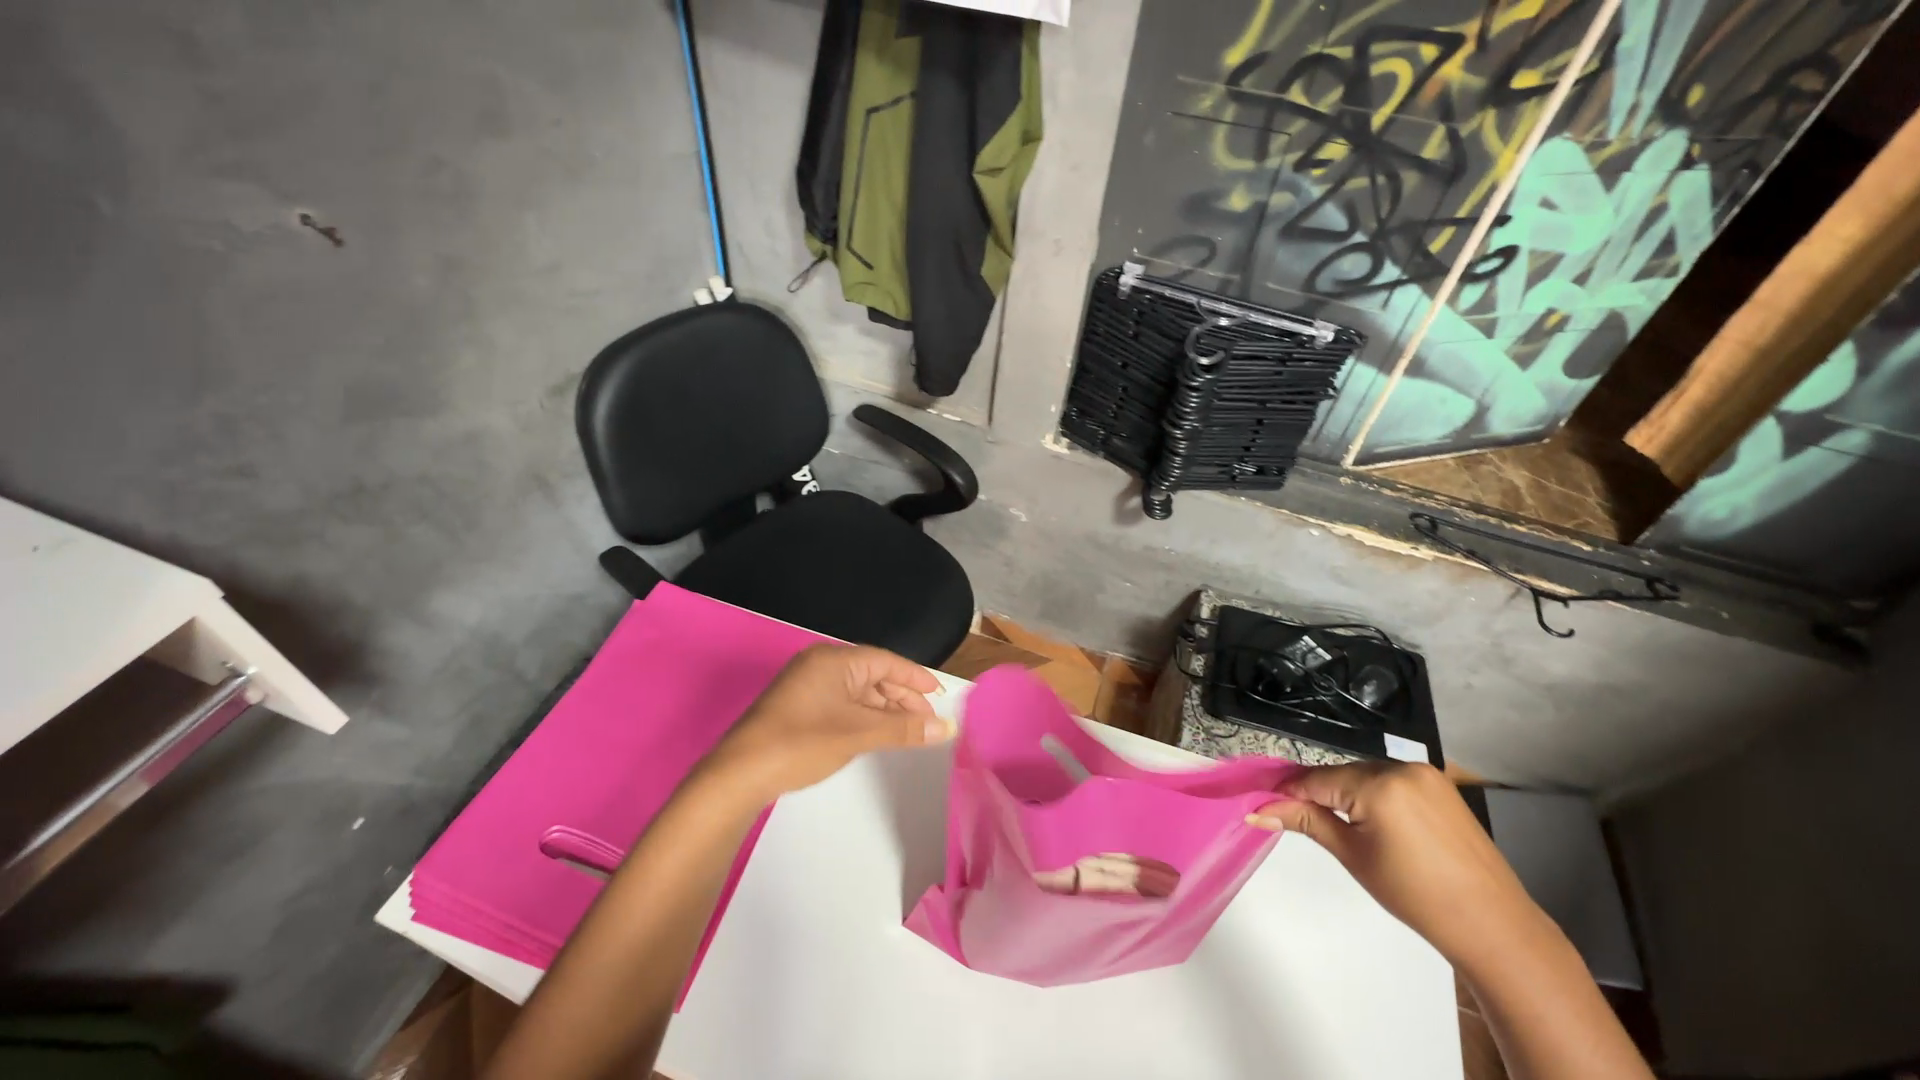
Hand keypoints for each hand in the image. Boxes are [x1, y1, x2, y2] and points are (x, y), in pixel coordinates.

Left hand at [703, 644, 949, 803]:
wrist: (741, 773)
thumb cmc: (802, 743)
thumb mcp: (859, 734)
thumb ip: (904, 729)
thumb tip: (946, 727)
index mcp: (833, 661)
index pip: (885, 660)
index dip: (915, 678)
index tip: (939, 695)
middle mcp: (819, 666)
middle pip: (872, 674)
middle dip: (902, 697)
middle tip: (927, 721)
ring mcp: (806, 687)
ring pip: (857, 692)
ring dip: (884, 709)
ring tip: (909, 731)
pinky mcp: (798, 708)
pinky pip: (842, 704)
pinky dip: (864, 717)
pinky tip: (876, 734)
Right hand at [1247, 762, 1546, 969]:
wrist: (1489, 920)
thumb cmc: (1414, 894)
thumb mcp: (1353, 856)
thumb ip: (1307, 822)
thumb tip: (1259, 811)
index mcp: (1379, 784)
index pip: (1317, 779)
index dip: (1286, 792)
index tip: (1259, 802)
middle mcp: (1402, 768)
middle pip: (1341, 774)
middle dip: (1315, 792)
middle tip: (1288, 816)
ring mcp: (1426, 775)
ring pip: (1366, 776)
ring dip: (1343, 793)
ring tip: (1327, 821)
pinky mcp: (1440, 786)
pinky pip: (1392, 782)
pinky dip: (1373, 796)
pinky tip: (1366, 820)